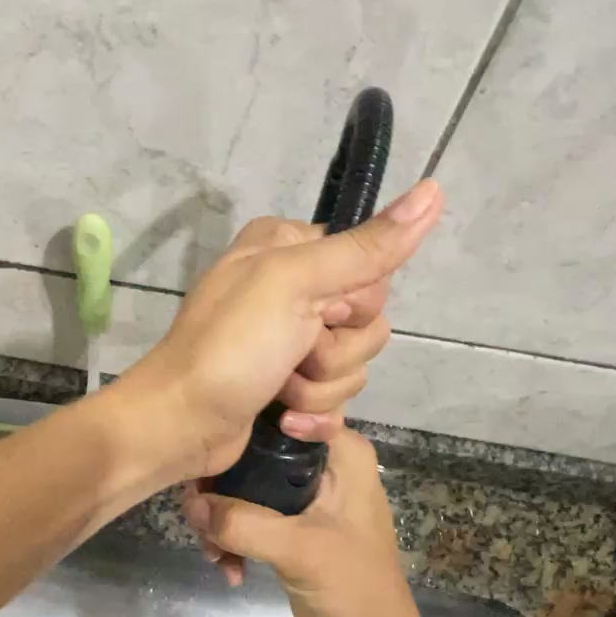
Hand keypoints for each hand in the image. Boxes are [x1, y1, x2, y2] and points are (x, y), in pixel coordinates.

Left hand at [119, 180, 442, 481]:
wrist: (180, 425)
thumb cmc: (231, 347)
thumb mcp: (296, 284)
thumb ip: (366, 247)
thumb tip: (435, 192)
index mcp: (288, 248)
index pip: (370, 266)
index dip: (355, 301)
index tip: (321, 313)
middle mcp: (291, 290)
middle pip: (367, 322)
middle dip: (335, 353)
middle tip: (294, 355)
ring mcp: (289, 344)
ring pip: (353, 367)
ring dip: (319, 389)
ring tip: (278, 392)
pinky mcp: (288, 390)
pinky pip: (334, 402)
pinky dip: (313, 418)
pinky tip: (283, 422)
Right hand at [183, 428, 422, 616]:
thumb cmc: (352, 583)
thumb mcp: (298, 549)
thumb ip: (243, 523)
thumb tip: (191, 505)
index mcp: (340, 452)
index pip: (282, 416)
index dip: (242, 430)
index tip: (208, 457)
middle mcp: (322, 462)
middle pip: (254, 454)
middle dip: (221, 490)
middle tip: (200, 520)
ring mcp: (303, 492)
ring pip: (244, 486)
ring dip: (222, 520)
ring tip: (215, 554)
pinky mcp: (288, 520)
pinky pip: (246, 514)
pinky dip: (233, 537)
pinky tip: (229, 568)